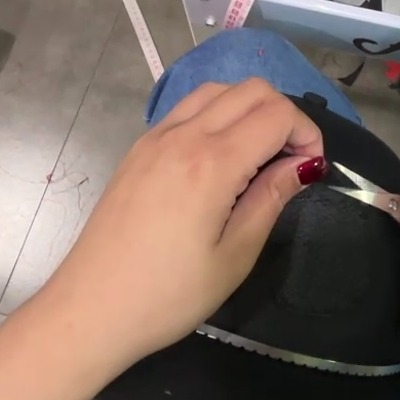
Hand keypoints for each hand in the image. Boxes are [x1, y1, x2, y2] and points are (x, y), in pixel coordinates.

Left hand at [34, 78, 326, 367]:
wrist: (89, 310)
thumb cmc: (167, 295)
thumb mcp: (234, 257)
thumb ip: (271, 199)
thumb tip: (305, 163)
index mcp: (212, 162)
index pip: (277, 114)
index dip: (307, 132)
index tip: (310, 167)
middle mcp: (185, 134)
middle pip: (252, 89)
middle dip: (283, 114)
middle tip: (290, 159)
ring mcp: (157, 135)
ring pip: (218, 89)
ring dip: (249, 107)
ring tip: (257, 152)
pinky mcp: (140, 145)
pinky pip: (189, 105)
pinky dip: (217, 111)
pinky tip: (219, 152)